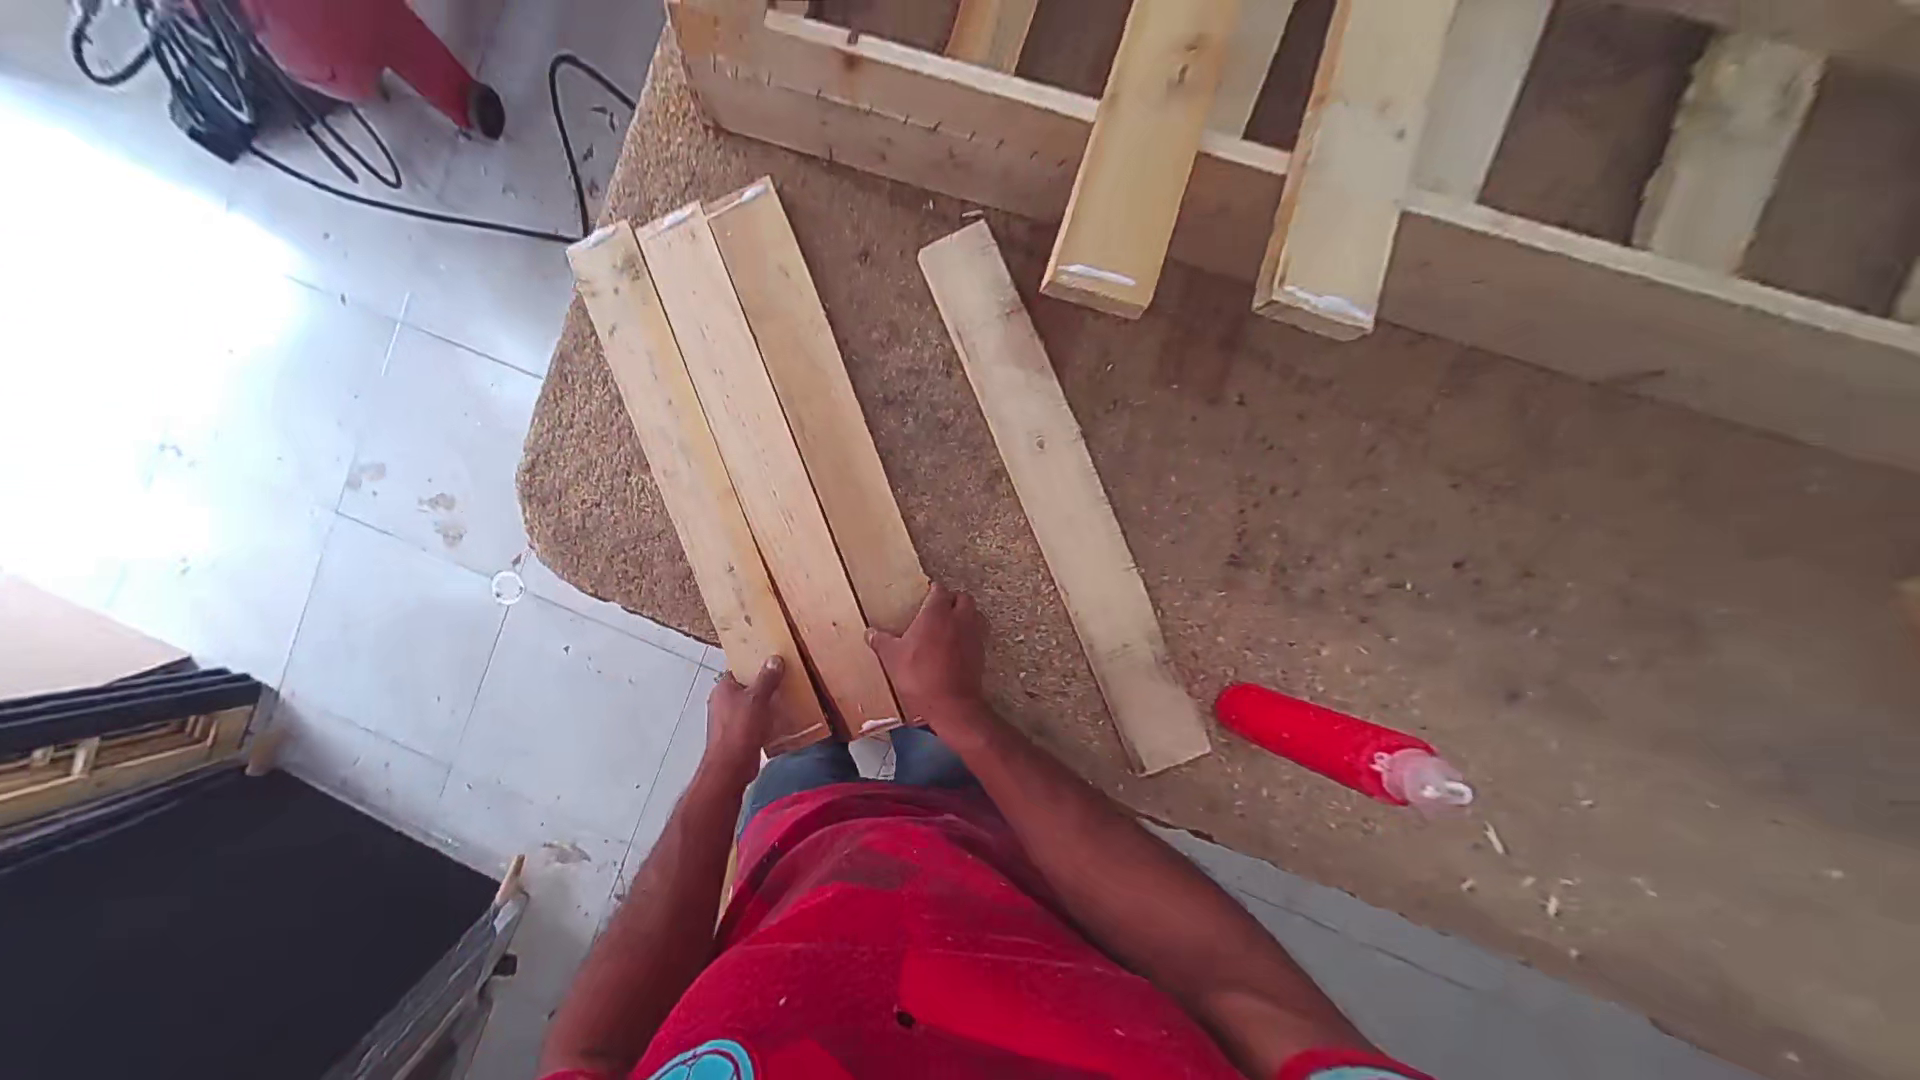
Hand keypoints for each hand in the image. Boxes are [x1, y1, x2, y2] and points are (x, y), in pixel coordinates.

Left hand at [702, 656, 785, 784]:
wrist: (732, 767)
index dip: (754, 664)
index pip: (738, 669)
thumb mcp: (758, 698)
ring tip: (785, 697)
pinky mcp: (736, 735)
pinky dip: (764, 719)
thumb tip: (774, 659)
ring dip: (765, 703)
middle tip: (782, 678)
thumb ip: (767, 678)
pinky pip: (753, 721)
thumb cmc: (740, 730)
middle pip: (746, 687)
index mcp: (723, 689)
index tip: (772, 661)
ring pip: (750, 705)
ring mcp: (728, 720)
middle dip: (763, 684)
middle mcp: (722, 702)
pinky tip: (779, 719)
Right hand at [867, 583, 985, 722]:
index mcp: (936, 613)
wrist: (951, 704)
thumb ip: (882, 642)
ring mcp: (973, 635)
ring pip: (974, 614)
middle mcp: (958, 618)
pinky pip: (978, 634)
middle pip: (962, 598)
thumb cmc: (920, 676)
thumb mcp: (893, 658)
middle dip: (952, 599)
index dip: (932, 590)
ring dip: (965, 615)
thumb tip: (870, 633)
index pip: (938, 589)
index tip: (925, 593)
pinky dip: (969, 635)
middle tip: (939, 607)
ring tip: (951, 624)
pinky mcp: (981, 652)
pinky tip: (957, 645)